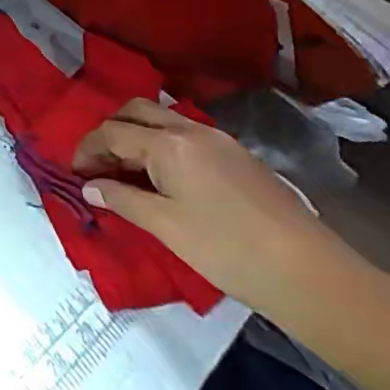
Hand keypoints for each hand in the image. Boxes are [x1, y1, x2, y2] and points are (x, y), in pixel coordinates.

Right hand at [73, 98, 356, 313]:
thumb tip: (90, 186)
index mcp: (168, 143)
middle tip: (98, 162)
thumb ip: (121, 199)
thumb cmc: (228, 250)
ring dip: (137, 135)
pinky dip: (162, 145)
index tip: (74, 174)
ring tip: (127, 170)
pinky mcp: (241, 158)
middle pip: (135, 111)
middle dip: (109, 130)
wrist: (315, 278)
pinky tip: (164, 177)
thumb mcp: (165, 226)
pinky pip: (186, 136)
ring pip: (163, 120)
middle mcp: (192, 130)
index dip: (86, 150)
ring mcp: (221, 142)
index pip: (111, 133)